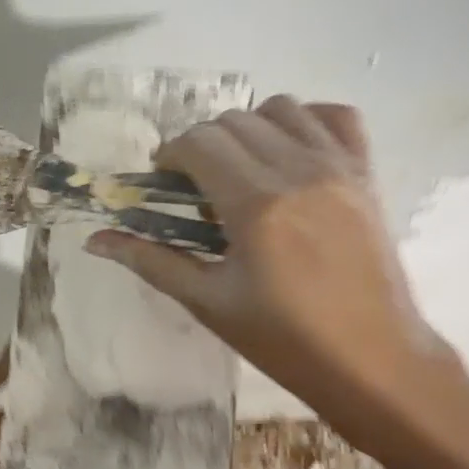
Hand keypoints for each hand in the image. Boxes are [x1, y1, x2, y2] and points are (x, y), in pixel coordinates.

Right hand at [85, 96, 456, 424]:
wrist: (373, 360)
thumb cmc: (284, 340)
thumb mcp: (209, 302)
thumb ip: (152, 261)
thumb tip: (95, 240)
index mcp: (255, 204)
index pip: (199, 142)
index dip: (171, 154)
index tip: (164, 182)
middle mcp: (297, 171)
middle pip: (233, 121)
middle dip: (203, 144)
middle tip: (196, 186)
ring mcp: (338, 167)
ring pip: (281, 109)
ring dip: (249, 127)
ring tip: (242, 168)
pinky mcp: (365, 174)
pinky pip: (336, 116)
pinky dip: (307, 120)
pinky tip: (291, 153)